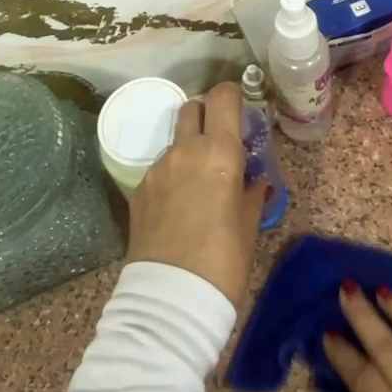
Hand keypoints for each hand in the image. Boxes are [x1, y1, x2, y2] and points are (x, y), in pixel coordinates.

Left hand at [124, 82, 267, 305]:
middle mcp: (185, 150)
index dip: (232, 94)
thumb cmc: (224, 260)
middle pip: (192, 107)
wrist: (171, 297)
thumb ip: (251, 193)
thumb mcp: (249, 224)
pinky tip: (181, 205)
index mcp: (219, 152)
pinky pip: (160, 169)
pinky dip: (173, 175)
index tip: (241, 105)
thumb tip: (253, 181)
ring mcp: (157, 168)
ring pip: (175, 141)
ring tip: (201, 180)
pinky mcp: (138, 190)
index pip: (223, 98)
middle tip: (221, 138)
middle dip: (207, 114)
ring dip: (190, 148)